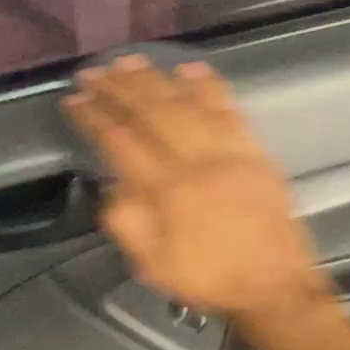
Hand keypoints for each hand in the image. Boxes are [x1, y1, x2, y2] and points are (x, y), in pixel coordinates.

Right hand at [62, 55, 335, 324]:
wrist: (274, 288)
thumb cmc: (208, 279)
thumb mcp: (152, 264)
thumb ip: (127, 221)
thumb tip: (111, 183)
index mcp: (167, 191)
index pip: (121, 140)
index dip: (94, 116)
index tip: (75, 99)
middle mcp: (196, 162)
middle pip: (152, 112)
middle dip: (119, 88)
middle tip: (96, 71)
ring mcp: (229, 152)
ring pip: (187, 104)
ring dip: (156, 79)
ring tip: (131, 61)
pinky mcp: (255, 152)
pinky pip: (229, 110)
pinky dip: (209, 86)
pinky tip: (190, 69)